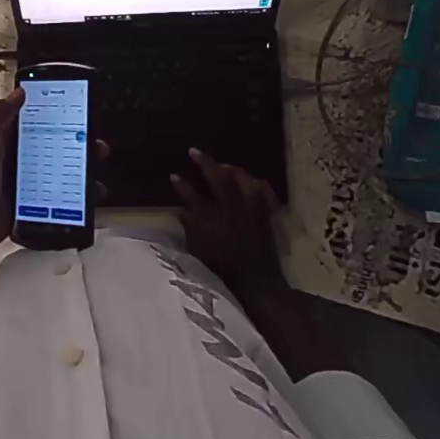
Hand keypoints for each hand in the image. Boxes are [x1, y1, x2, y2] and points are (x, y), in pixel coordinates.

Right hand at [171, 149, 286, 303]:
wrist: (258, 287)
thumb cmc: (224, 273)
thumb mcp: (200, 253)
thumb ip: (191, 229)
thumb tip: (182, 210)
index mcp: (213, 224)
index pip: (193, 198)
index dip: (182, 186)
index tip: (173, 175)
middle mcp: (233, 214)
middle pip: (219, 181)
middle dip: (206, 164)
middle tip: (194, 151)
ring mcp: (252, 214)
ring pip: (243, 181)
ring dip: (231, 169)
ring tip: (222, 165)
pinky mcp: (265, 217)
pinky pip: (263, 194)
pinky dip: (256, 184)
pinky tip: (250, 181)